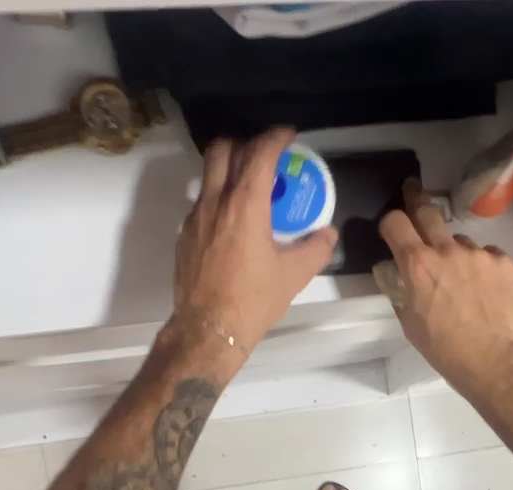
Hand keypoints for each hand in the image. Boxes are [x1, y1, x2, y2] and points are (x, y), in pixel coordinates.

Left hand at [173, 128, 337, 363]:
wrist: (209, 330)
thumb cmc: (253, 301)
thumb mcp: (294, 276)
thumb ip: (315, 249)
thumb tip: (327, 234)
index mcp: (245, 204)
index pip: (259, 152)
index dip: (276, 137)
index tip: (288, 136)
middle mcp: (216, 202)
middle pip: (223, 150)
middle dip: (244, 144)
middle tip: (263, 159)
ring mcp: (195, 218)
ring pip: (207, 175)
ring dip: (227, 170)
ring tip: (247, 189)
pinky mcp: (185, 237)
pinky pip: (201, 204)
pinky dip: (218, 200)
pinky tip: (232, 225)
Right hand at [378, 179, 512, 392]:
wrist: (489, 359)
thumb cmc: (442, 347)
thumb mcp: (409, 322)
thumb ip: (401, 290)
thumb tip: (397, 274)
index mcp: (417, 265)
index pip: (395, 223)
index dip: (390, 223)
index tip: (392, 227)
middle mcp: (446, 250)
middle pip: (427, 211)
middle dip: (416, 198)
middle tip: (413, 189)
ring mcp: (478, 254)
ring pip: (459, 241)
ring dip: (454, 252)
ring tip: (461, 279)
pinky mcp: (503, 262)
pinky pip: (487, 255)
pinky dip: (481, 265)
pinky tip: (483, 287)